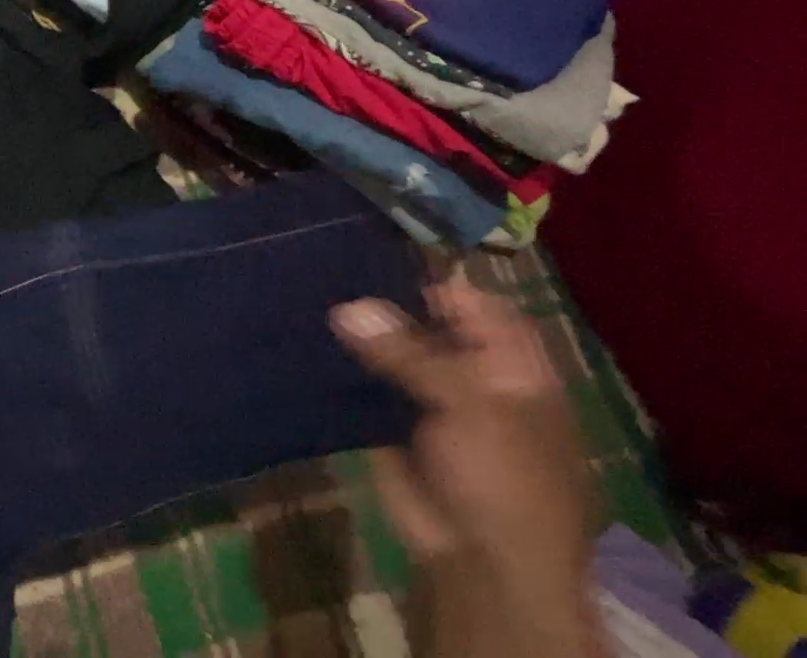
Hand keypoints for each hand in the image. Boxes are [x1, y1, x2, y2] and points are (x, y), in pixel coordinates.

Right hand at [332, 281, 603, 657]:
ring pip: (388, 352)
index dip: (434, 277)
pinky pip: (360, 384)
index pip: (475, 304)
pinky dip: (337, 365)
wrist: (479, 558)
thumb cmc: (503, 479)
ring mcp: (426, 398)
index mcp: (509, 365)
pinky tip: (300, 339)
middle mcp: (468, 373)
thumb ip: (410, 354)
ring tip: (303, 292)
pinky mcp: (387, 422)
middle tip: (325, 265)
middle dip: (383, 299)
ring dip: (354, 331)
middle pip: (425, 323)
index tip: (376, 251)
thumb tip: (347, 307)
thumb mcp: (470, 406)